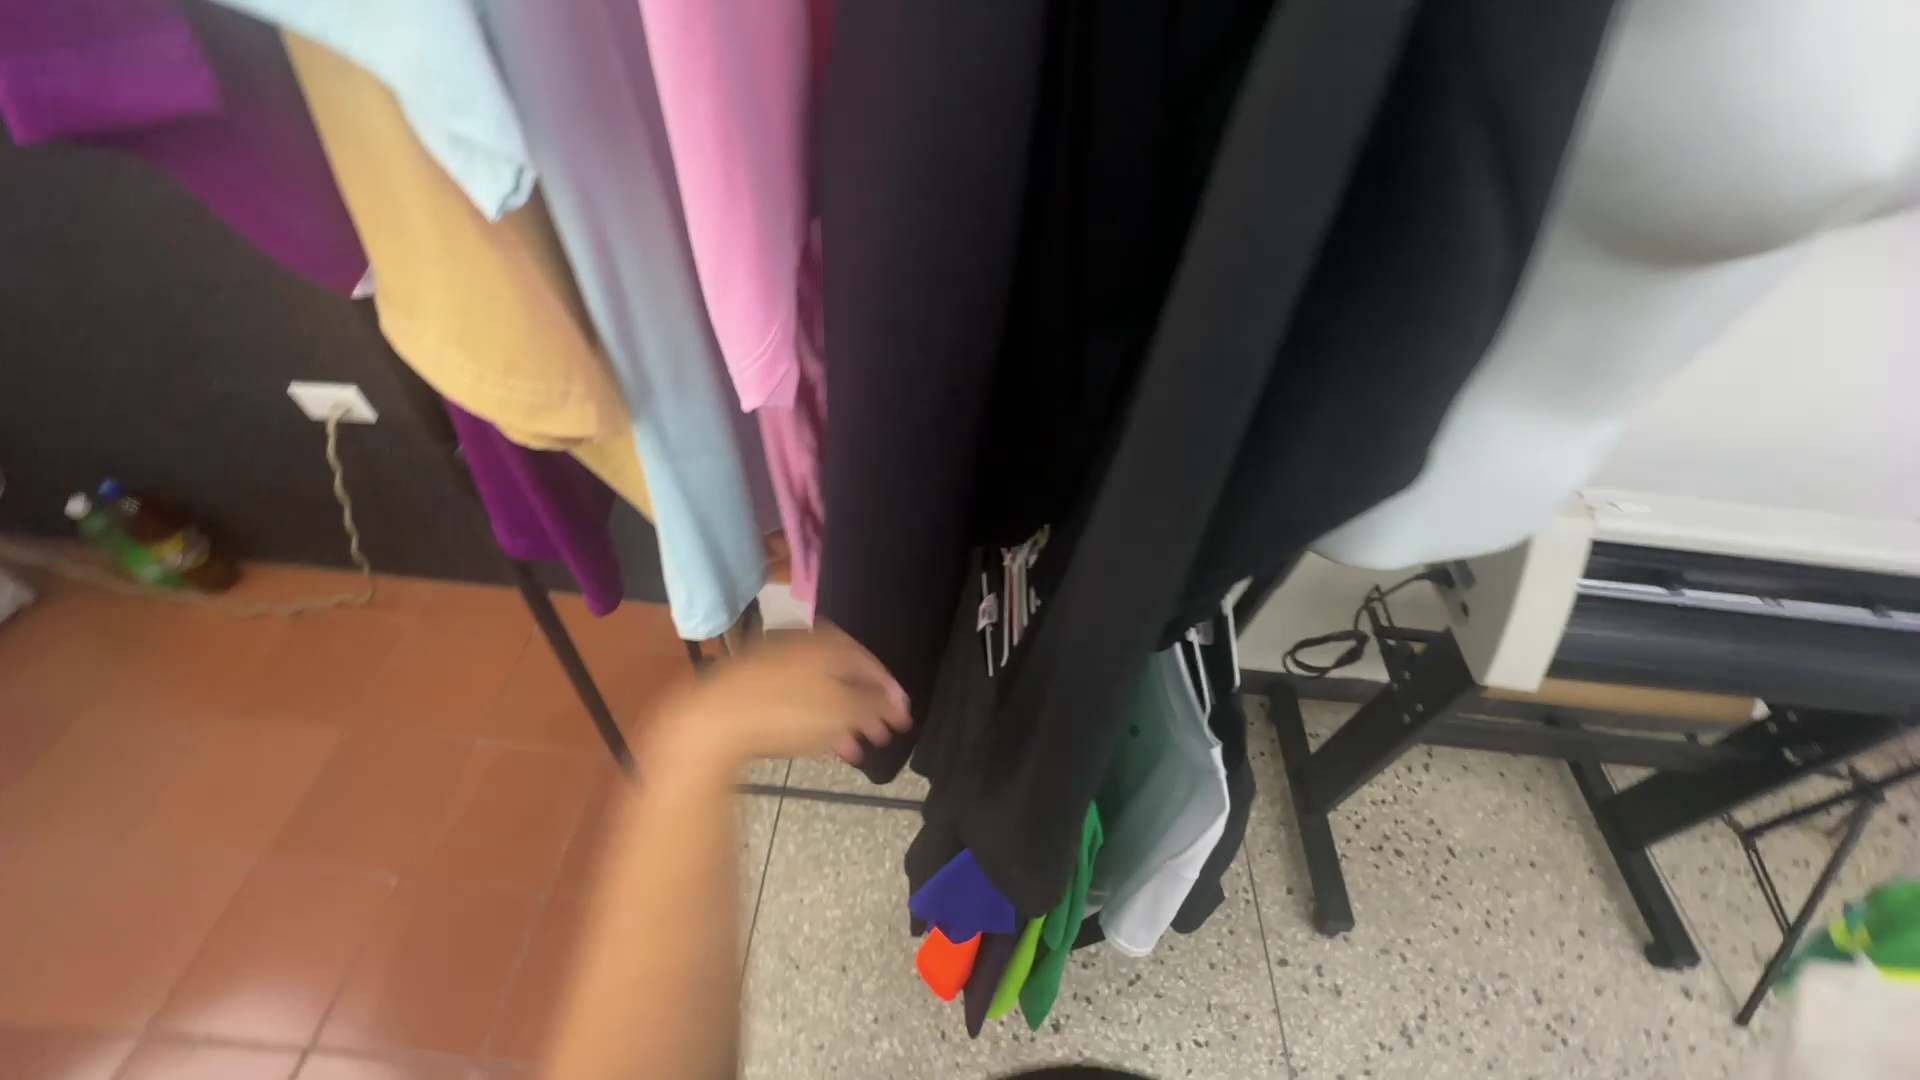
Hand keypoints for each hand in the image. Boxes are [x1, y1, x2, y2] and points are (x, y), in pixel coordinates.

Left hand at [647, 627, 911, 770]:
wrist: (710, 723)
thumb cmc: (786, 713)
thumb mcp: (842, 711)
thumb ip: (874, 705)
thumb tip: (896, 702)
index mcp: (827, 644)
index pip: (870, 664)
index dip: (889, 692)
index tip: (902, 719)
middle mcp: (801, 648)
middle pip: (843, 678)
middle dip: (865, 709)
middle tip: (880, 737)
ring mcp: (772, 666)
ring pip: (818, 692)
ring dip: (840, 720)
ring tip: (852, 750)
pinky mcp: (749, 689)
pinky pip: (793, 702)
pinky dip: (811, 721)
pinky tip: (816, 745)